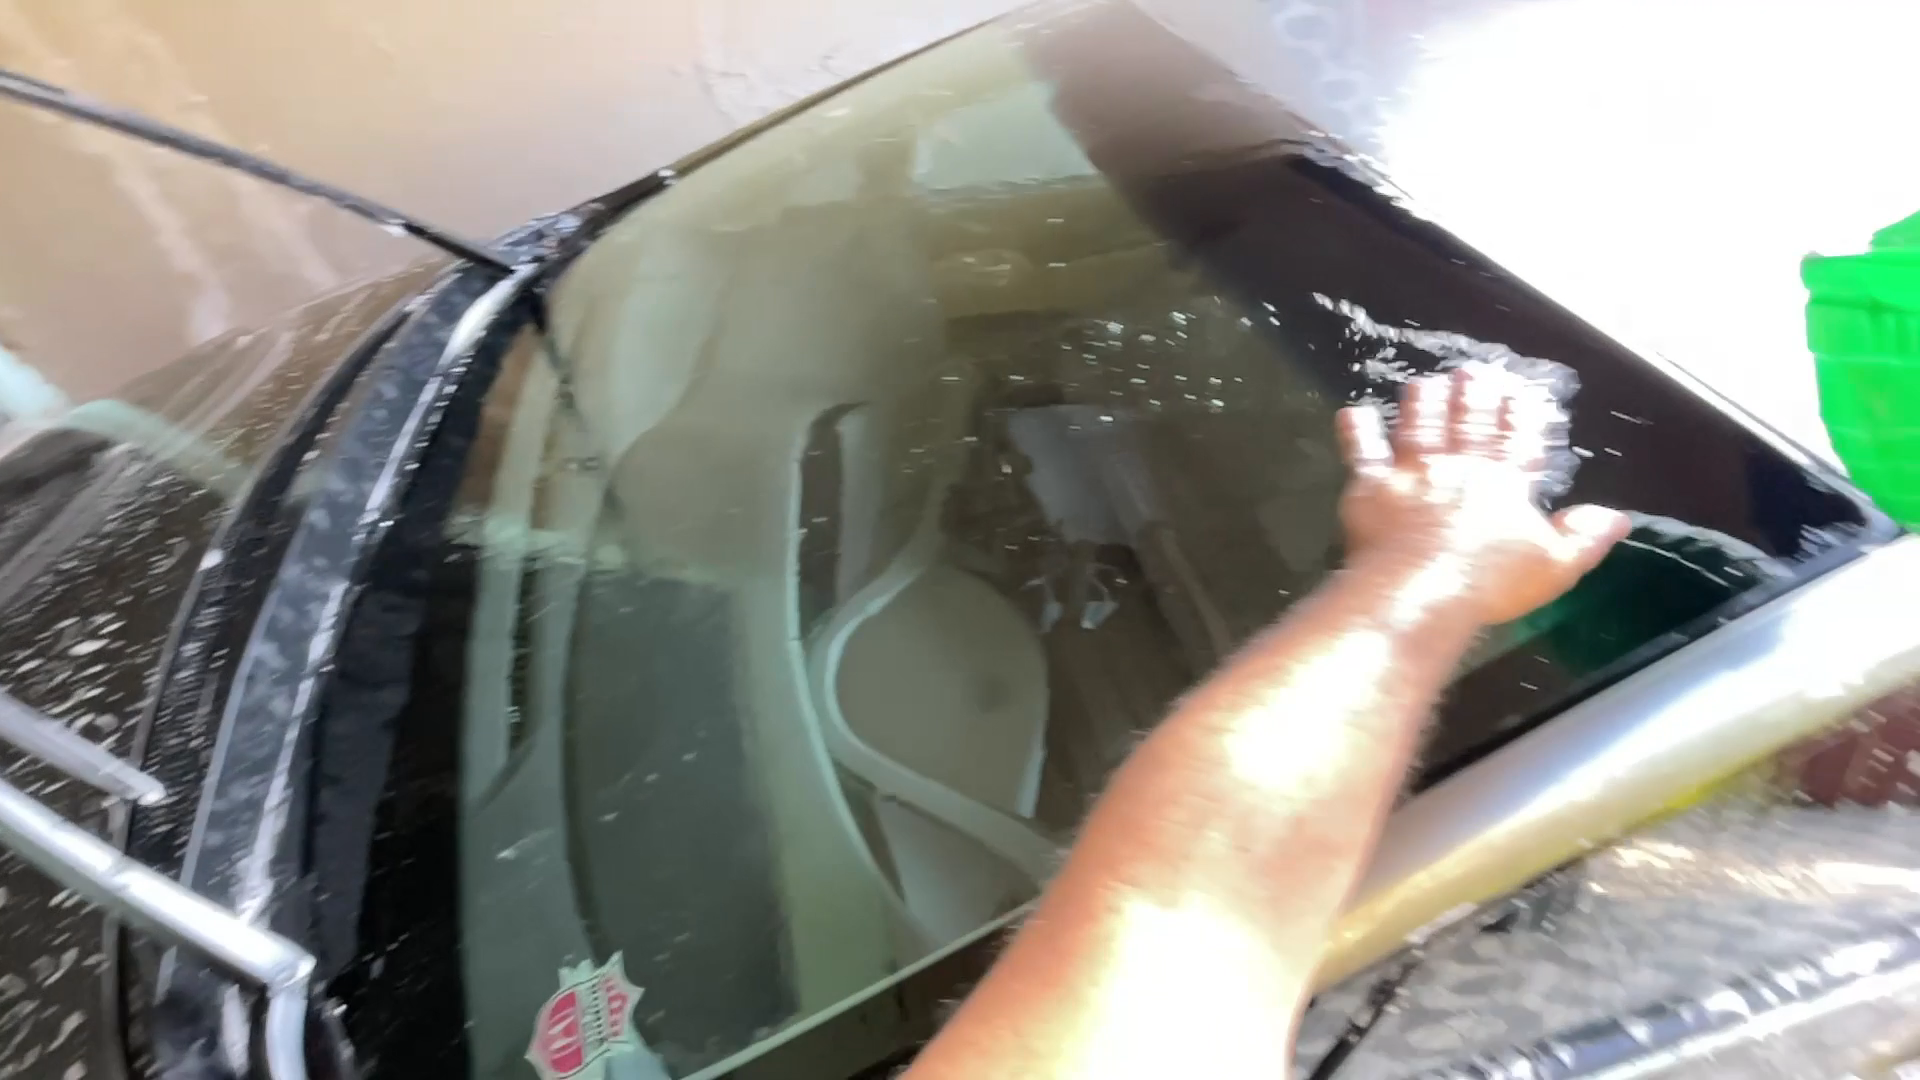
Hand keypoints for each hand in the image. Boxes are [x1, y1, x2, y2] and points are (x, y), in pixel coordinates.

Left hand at [1335, 364, 1630, 625]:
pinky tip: (1352, 412)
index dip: (1519, 416)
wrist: (1419, 589)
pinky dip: (1356, 431)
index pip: (1517, 442)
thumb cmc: (1488, 582)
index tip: (1519, 391)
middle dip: (1471, 397)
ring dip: (1421, 404)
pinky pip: (1362, 452)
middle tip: (1470, 371)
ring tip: (1423, 383)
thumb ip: (1583, 537)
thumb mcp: (1553, 565)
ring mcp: (1411, 474)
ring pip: (1418, 429)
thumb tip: (1615, 515)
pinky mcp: (1370, 486)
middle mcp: (1457, 469)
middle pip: (1466, 426)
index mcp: (1503, 485)